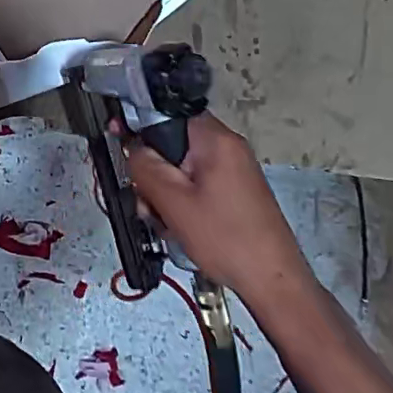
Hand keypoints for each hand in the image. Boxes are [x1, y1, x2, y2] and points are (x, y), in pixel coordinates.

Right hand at [125, 113, 310, 299]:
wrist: (270, 279)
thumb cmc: (227, 239)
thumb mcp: (173, 202)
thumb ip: (145, 167)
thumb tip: (130, 146)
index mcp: (215, 139)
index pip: (168, 114)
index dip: (140, 129)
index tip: (121, 147)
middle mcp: (228, 147)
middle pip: (173, 145)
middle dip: (154, 173)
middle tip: (149, 203)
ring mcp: (233, 170)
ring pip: (183, 169)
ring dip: (166, 193)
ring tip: (167, 223)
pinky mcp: (234, 191)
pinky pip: (197, 186)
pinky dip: (183, 203)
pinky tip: (181, 228)